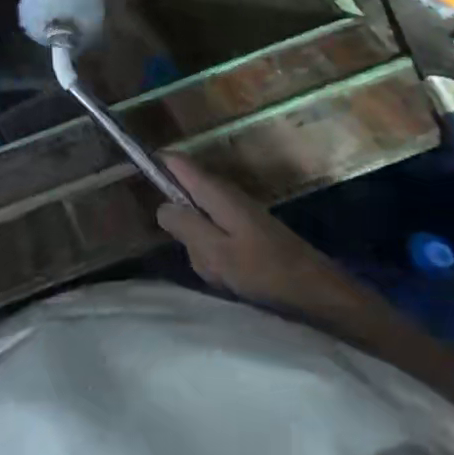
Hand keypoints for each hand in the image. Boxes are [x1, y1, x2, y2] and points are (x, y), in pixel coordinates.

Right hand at [155, 153, 345, 307]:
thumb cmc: (265, 270)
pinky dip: (215, 255)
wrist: (320, 293)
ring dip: (199, 245)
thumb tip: (161, 206)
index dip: (153, 164)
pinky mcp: (247, 232)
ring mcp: (237, 213)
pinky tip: (230, 277)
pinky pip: (216, 236)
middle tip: (191, 250)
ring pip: (198, 220)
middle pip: (183, 195)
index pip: (176, 161)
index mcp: (215, 192)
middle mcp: (225, 194)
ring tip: (217, 270)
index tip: (133, 179)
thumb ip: (184, 225)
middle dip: (178, 221)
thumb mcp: (215, 252)